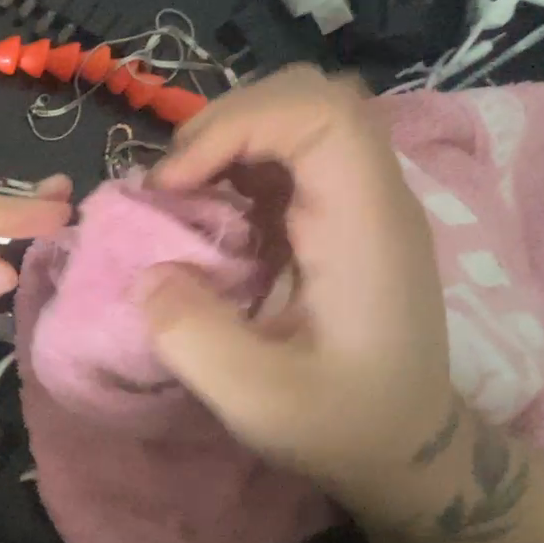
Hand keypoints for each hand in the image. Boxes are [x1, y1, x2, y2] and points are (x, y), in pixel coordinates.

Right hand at [136, 65, 453, 499]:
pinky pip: (274, 163)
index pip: (321, 117)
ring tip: (168, 200)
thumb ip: (195, 336)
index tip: (170, 186)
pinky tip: (192, 219)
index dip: (235, 127)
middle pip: (307, 98)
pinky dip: (221, 172)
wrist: (398, 444)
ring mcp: (347, 207)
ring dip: (216, 145)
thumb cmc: (338, 422)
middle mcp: (365, 199)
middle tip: (164, 186)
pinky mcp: (324, 223)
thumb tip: (145, 275)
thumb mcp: (257, 399)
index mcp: (364, 228)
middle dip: (220, 124)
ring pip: (288, 121)